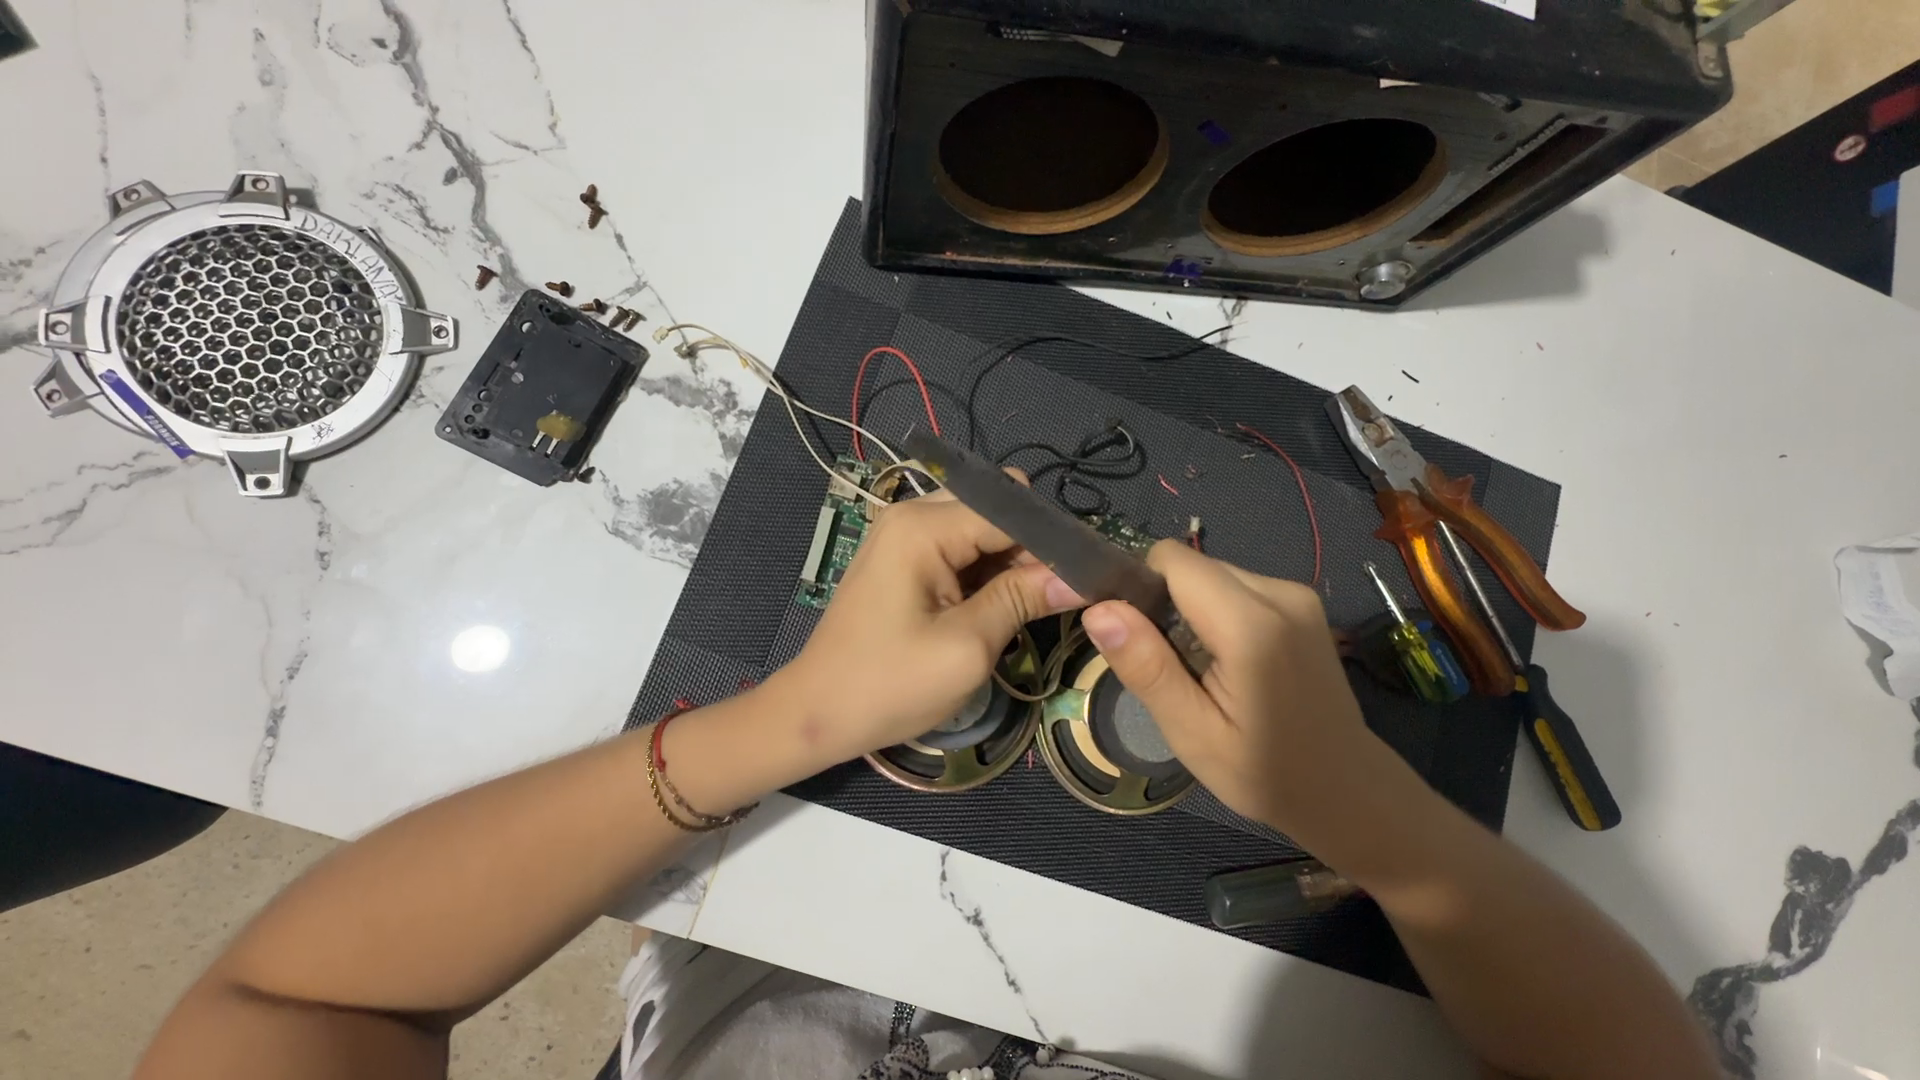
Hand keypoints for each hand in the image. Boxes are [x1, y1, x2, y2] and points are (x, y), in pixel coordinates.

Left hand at [772, 488, 1085, 762]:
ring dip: (1011, 558)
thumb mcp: (967, 647)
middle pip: (995, 507)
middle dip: (1032, 544)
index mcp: (923, 527)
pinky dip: (986, 568)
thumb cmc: (889, 685)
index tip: (1094, 571)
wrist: (817, 714)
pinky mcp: (903, 559)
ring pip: (980, 527)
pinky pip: (958, 547)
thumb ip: (1022, 600)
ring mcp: (903, 535)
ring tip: (1040, 599)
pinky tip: (1004, 601)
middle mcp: (912, 515)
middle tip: (1062, 590)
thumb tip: (1081, 579)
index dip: (1054, 539)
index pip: (1010, 510)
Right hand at [1080, 541, 1388, 835]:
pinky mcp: (1302, 602)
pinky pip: (1236, 587)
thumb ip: (1147, 667)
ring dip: (1191, 610)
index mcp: (1252, 625)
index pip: (1173, 560)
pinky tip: (1227, 662)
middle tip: (1169, 667)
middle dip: (1165, 604)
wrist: (1345, 789)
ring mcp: (1297, 594)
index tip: (1133, 637)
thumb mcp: (1192, 732)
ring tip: (1200, 669)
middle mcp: (1280, 593)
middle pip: (1193, 567)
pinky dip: (1217, 614)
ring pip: (1212, 575)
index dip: (1139, 586)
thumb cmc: (1264, 772)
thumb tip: (1098, 610)